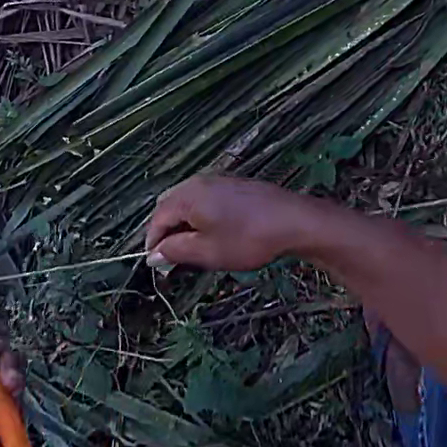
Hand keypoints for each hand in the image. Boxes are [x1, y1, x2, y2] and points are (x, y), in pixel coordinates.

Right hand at [143, 175, 339, 272]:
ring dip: (183, 224)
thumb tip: (154, 254)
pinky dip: (200, 217)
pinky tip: (212, 234)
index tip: (157, 266)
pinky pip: (205, 199)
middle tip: (172, 259)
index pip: (158, 218)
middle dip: (166, 232)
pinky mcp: (234, 185)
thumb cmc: (247, 239)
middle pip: (170, 206)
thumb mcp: (207, 251)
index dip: (153, 243)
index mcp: (187, 196)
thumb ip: (176, 251)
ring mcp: (218, 181)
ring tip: (192, 250)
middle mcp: (199, 182)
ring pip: (188, 202)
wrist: (293, 220)